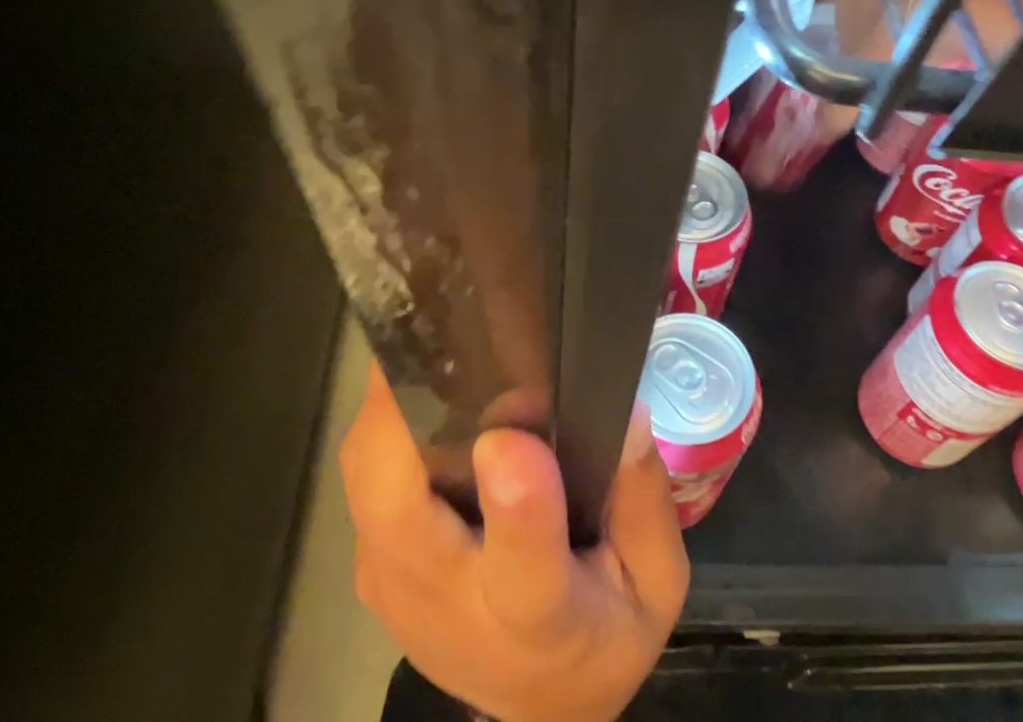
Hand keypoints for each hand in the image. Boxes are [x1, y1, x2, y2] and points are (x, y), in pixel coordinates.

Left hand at [341, 362, 688, 721]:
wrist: (533, 709)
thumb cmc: (603, 638)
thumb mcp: (657, 584)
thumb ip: (644, 503)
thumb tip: (628, 413)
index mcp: (538, 614)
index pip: (522, 561)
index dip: (515, 502)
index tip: (510, 439)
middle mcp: (450, 600)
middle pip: (398, 510)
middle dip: (400, 420)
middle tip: (434, 338)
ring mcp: (395, 585)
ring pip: (366, 482)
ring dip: (388, 411)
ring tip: (434, 346)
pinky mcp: (373, 570)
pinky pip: (365, 483)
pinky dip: (386, 431)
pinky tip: (426, 395)